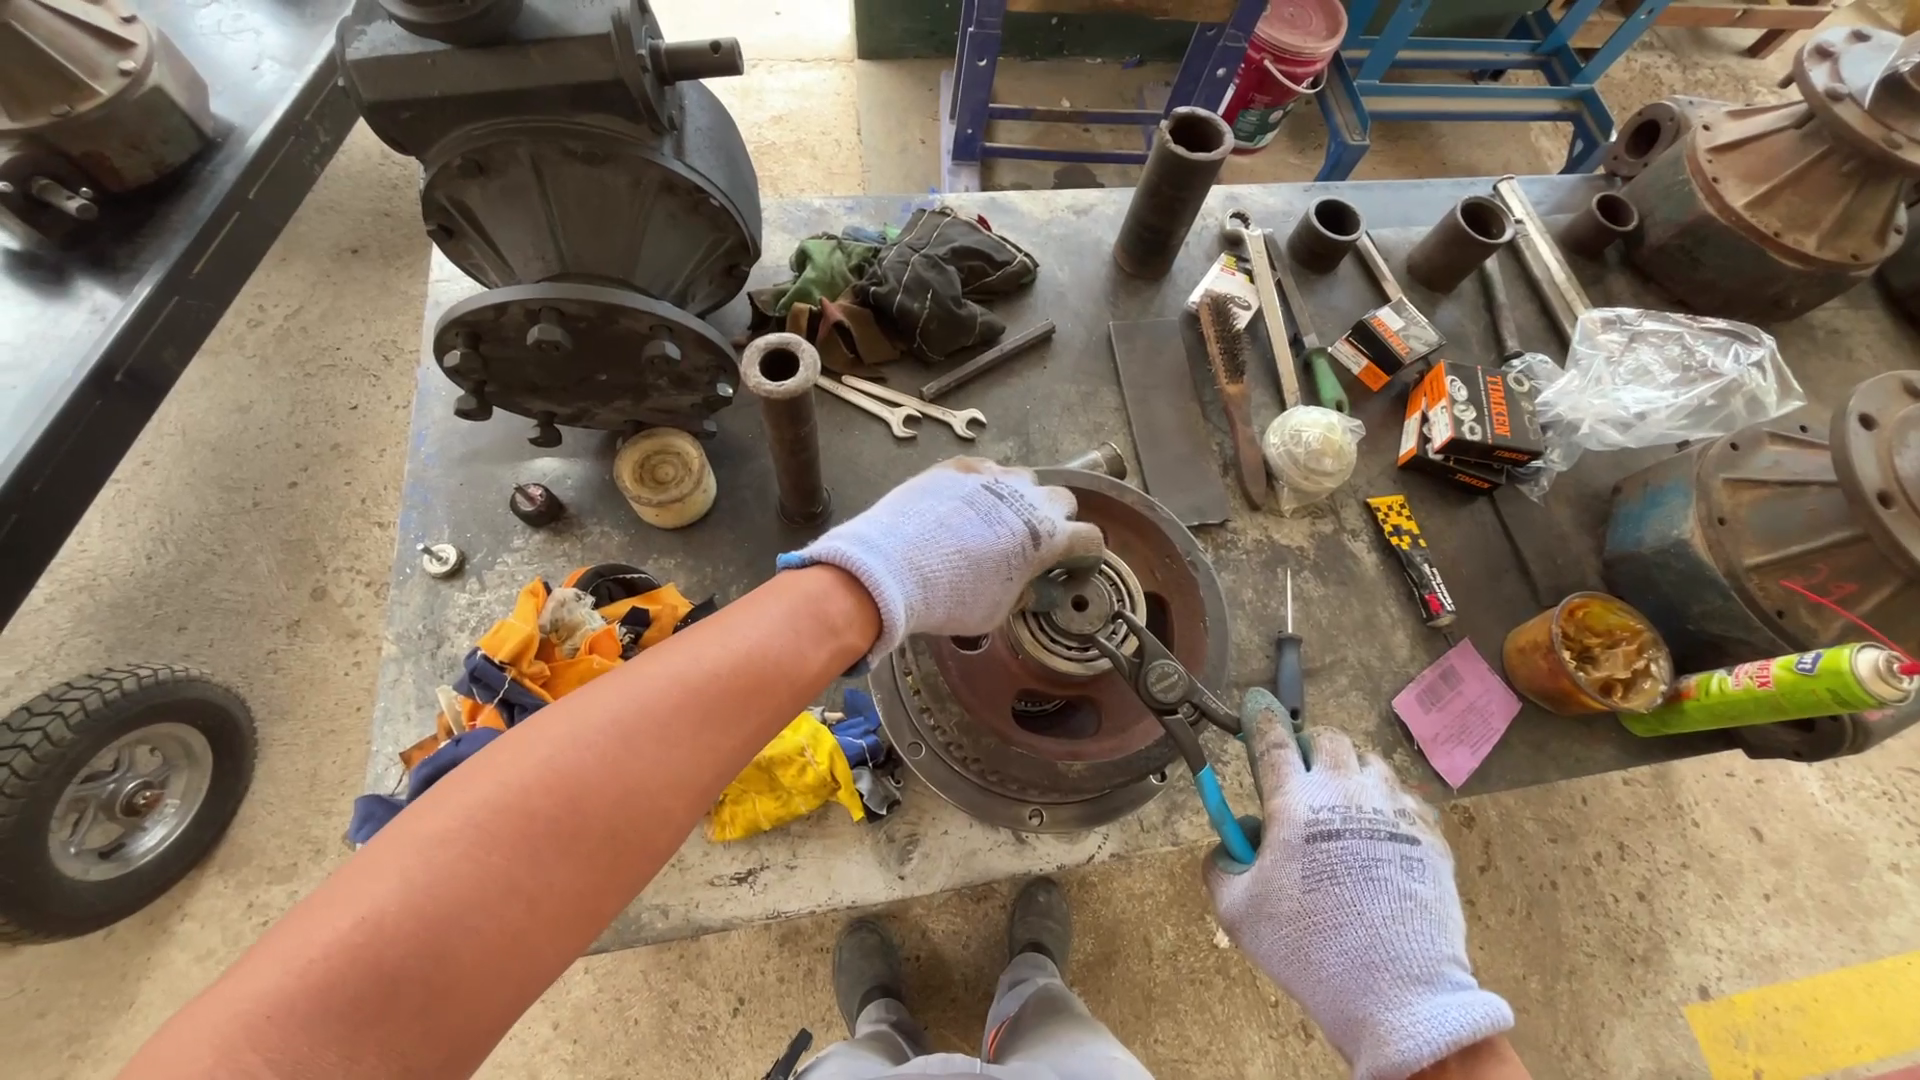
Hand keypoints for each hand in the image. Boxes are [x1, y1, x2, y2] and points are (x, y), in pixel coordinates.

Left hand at [778, 458, 1104, 664]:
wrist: (889, 570)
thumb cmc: (949, 599)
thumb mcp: (998, 612)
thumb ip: (1024, 591)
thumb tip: (1032, 585)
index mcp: (1048, 537)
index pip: (1091, 538)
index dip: (1085, 555)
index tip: (1069, 568)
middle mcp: (1028, 498)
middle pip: (1061, 499)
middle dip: (1054, 519)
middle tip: (1031, 542)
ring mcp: (991, 477)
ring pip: (1021, 478)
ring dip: (1017, 498)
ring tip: (993, 520)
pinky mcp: (956, 467)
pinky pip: (982, 470)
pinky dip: (981, 486)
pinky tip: (962, 505)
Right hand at [1206, 689, 1513, 1079]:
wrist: (1397, 994)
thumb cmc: (1308, 948)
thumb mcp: (1236, 910)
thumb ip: (1219, 863)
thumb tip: (1234, 840)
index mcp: (1294, 805)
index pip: (1273, 742)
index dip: (1261, 719)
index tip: (1256, 704)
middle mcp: (1344, 794)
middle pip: (1329, 739)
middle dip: (1310, 744)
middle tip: (1300, 772)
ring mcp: (1393, 812)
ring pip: (1372, 762)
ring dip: (1351, 770)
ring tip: (1343, 800)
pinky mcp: (1430, 838)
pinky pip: (1407, 799)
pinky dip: (1387, 802)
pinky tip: (1379, 831)